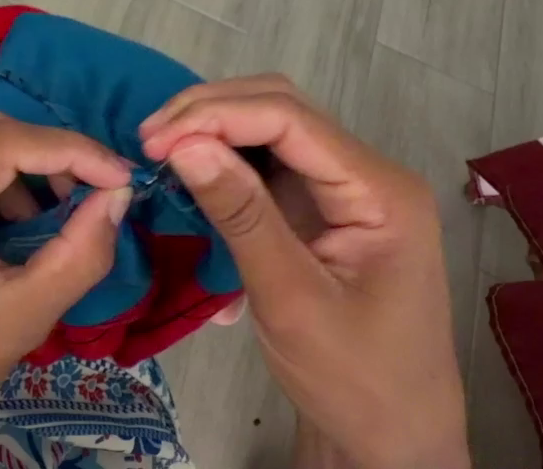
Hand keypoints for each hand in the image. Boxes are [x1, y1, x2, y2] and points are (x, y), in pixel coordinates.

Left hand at [0, 114, 132, 468]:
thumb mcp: (23, 319)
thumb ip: (78, 255)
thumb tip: (119, 196)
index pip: (5, 144)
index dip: (71, 151)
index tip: (123, 178)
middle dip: (56, 157)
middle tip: (103, 194)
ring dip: (33, 169)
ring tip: (61, 219)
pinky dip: (7, 180)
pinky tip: (23, 223)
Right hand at [139, 76, 469, 468]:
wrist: (392, 441)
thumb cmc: (353, 379)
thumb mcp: (291, 300)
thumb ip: (242, 215)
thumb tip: (184, 145)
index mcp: (379, 190)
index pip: (288, 118)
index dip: (215, 116)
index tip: (154, 142)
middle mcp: (366, 174)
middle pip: (279, 107)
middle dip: (208, 112)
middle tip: (149, 141)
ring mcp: (343, 188)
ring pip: (269, 126)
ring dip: (211, 128)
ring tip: (160, 150)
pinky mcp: (319, 206)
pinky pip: (266, 159)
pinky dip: (222, 157)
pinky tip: (188, 170)